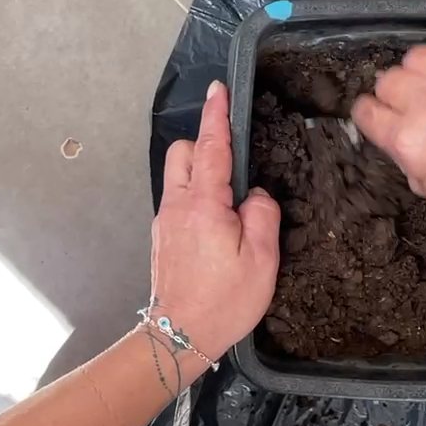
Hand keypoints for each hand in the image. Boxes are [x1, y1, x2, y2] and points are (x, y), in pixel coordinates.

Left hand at [150, 80, 280, 361]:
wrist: (179, 335)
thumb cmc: (223, 301)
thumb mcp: (261, 259)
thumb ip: (262, 215)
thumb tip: (254, 196)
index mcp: (203, 204)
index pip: (209, 147)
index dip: (216, 116)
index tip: (219, 90)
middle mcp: (176, 206)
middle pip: (181, 153)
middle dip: (203, 145)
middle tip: (235, 165)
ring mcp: (165, 221)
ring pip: (176, 177)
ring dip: (200, 174)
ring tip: (230, 203)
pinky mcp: (163, 237)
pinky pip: (178, 201)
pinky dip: (196, 198)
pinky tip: (217, 226)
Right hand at [351, 37, 425, 218]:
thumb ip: (400, 152)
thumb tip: (387, 126)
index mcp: (408, 138)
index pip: (364, 110)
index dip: (372, 114)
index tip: (382, 116)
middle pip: (387, 79)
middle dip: (398, 94)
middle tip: (420, 106)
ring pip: (417, 56)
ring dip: (425, 72)